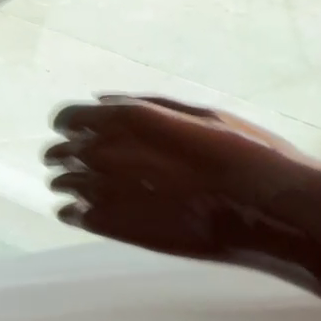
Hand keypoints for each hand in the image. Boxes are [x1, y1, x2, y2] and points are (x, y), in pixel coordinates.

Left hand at [45, 95, 310, 260]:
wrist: (264, 208)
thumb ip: (145, 107)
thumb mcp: (203, 117)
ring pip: (59, 183)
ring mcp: (93, 188)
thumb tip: (100, 100)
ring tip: (117, 190)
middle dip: (73, 157)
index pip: (65, 118)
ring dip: (78, 184)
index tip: (86, 133)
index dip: (73, 126)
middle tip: (107, 165)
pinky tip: (111, 210)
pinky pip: (67, 213)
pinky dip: (80, 211)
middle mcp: (98, 152)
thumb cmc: (245, 155)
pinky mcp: (97, 220)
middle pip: (56, 153)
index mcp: (122, 121)